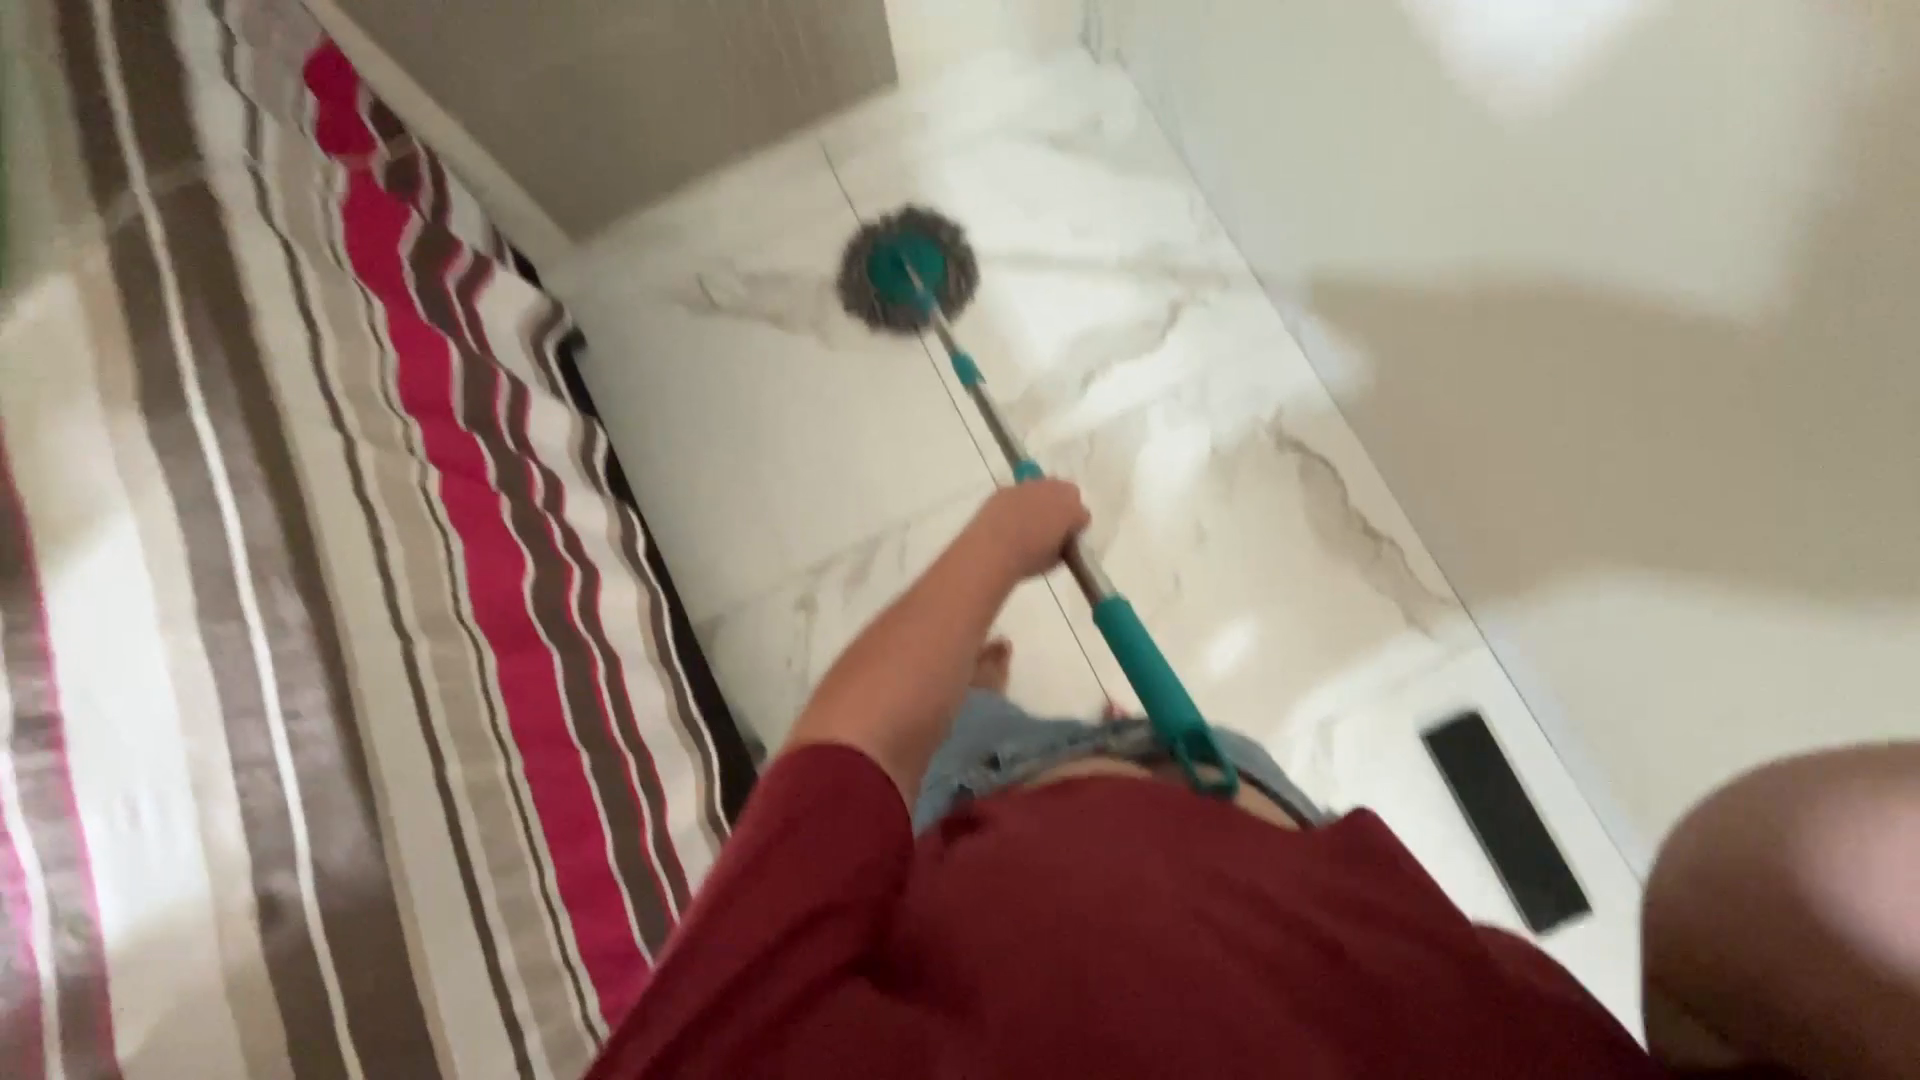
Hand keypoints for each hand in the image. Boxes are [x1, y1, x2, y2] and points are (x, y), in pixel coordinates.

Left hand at [965, 478, 1090, 580]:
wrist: (991, 550)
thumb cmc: (1028, 559)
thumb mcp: (1055, 559)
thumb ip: (1063, 544)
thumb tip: (1059, 540)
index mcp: (1072, 509)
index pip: (1083, 515)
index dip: (1075, 528)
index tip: (1067, 540)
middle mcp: (1054, 490)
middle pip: (1067, 492)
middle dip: (1063, 506)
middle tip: (1052, 525)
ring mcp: (1028, 486)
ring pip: (1042, 488)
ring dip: (1040, 500)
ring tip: (1028, 521)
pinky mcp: (1006, 488)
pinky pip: (1019, 493)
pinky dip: (1018, 502)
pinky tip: (1009, 519)